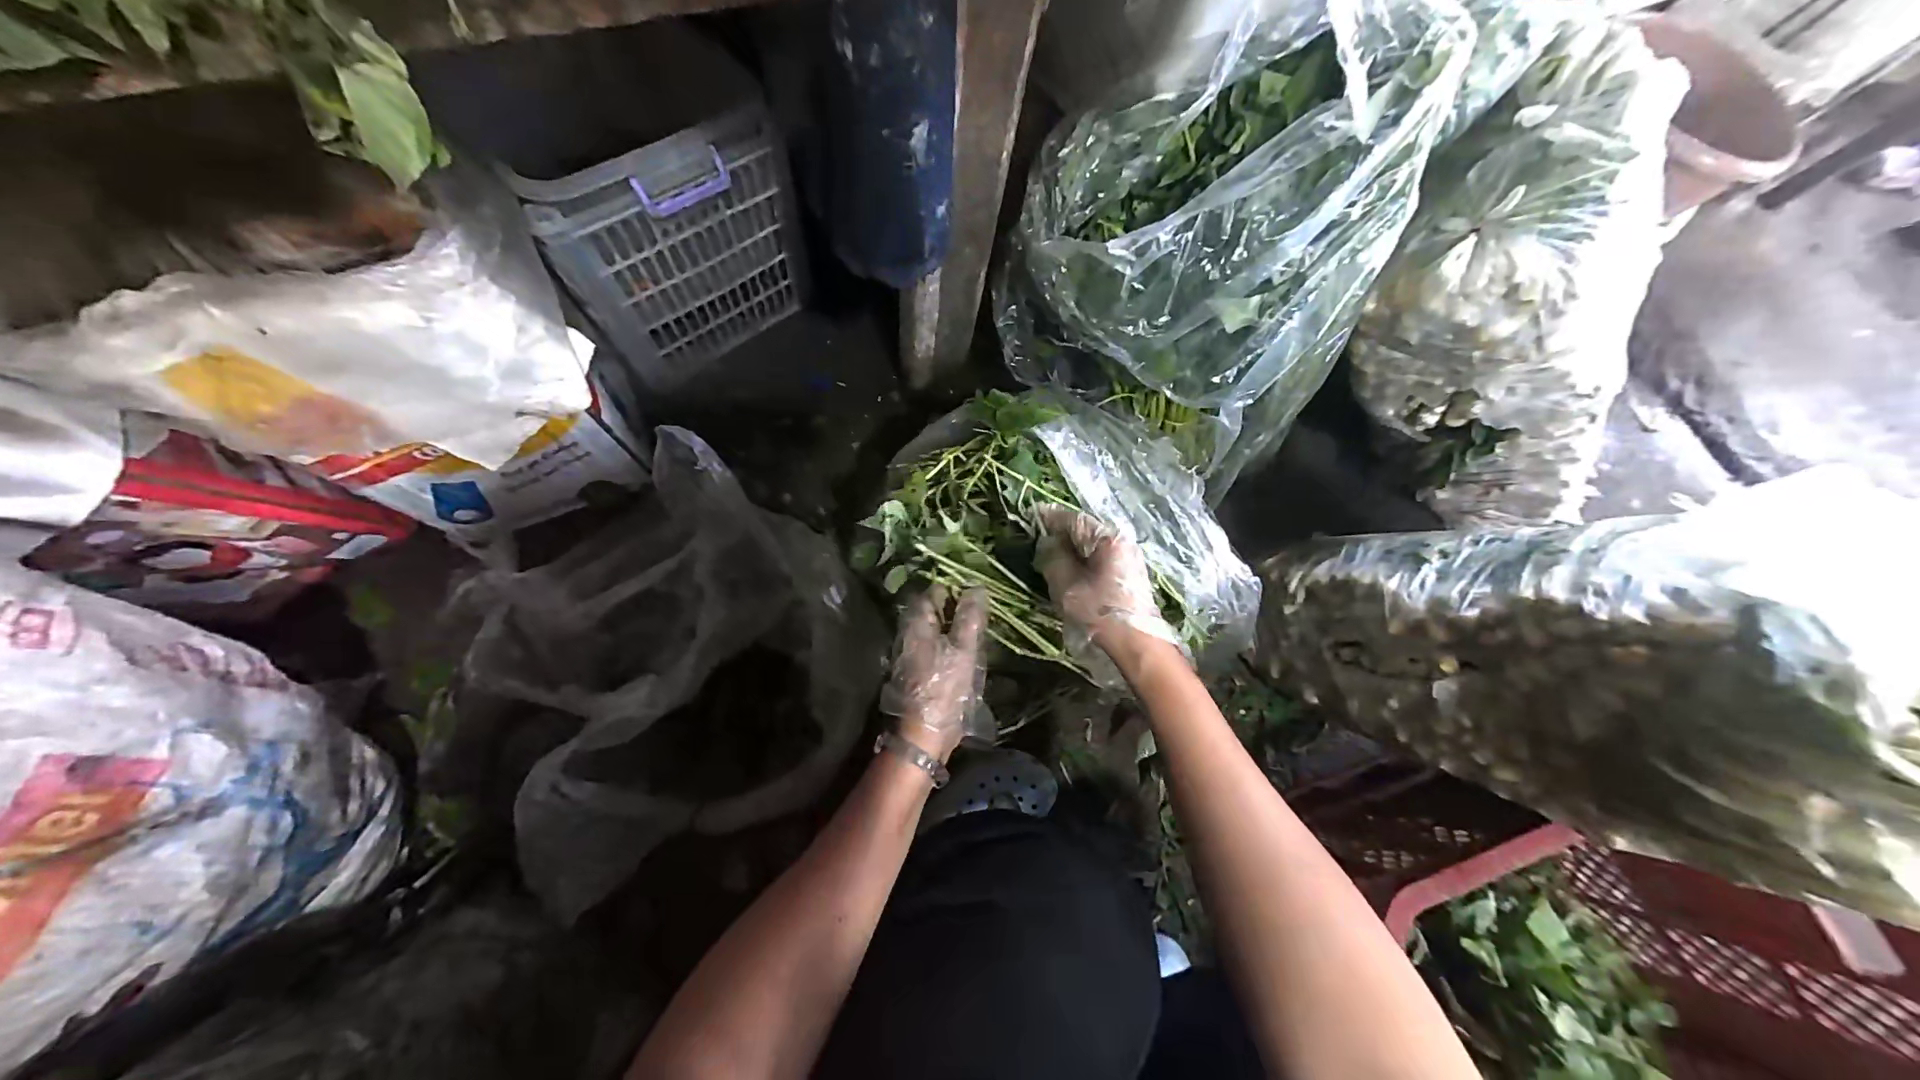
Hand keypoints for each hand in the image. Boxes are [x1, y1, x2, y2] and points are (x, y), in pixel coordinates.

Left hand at [883, 586, 986, 761]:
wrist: (922, 733)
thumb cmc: (944, 687)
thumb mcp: (963, 650)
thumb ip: (969, 618)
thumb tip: (976, 588)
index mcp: (916, 625)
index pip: (931, 593)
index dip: (952, 590)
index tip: (974, 596)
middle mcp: (907, 636)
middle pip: (929, 612)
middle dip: (952, 609)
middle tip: (977, 615)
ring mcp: (908, 656)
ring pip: (930, 632)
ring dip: (949, 629)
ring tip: (973, 634)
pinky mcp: (913, 674)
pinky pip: (930, 650)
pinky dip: (945, 647)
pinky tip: (961, 656)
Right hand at [1035, 506, 1178, 665]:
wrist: (1136, 644)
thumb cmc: (1099, 612)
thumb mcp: (1066, 583)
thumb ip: (1052, 556)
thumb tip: (1047, 541)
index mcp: (1108, 537)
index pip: (1074, 518)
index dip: (1050, 517)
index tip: (1031, 516)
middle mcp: (1122, 541)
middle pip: (1085, 530)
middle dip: (1061, 533)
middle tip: (1037, 538)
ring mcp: (1129, 557)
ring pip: (1092, 545)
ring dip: (1071, 548)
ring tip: (1049, 555)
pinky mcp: (1129, 574)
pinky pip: (1100, 558)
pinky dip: (1083, 560)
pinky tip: (1070, 570)